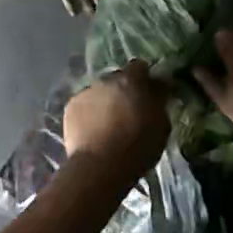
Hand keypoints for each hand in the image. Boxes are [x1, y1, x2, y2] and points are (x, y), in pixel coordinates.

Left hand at [63, 60, 169, 179]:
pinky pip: (84, 104)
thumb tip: (158, 86)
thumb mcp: (161, 124)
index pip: (139, 66)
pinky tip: (93, 130)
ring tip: (108, 124)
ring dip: (105, 101)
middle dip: (123, 90)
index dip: (144, 78)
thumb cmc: (138, 146)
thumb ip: (159, 100)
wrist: (100, 165)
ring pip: (99, 92)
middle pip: (117, 79)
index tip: (148, 92)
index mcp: (131, 81)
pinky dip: (89, 113)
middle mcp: (106, 80)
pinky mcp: (71, 107)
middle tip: (128, 111)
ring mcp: (86, 92)